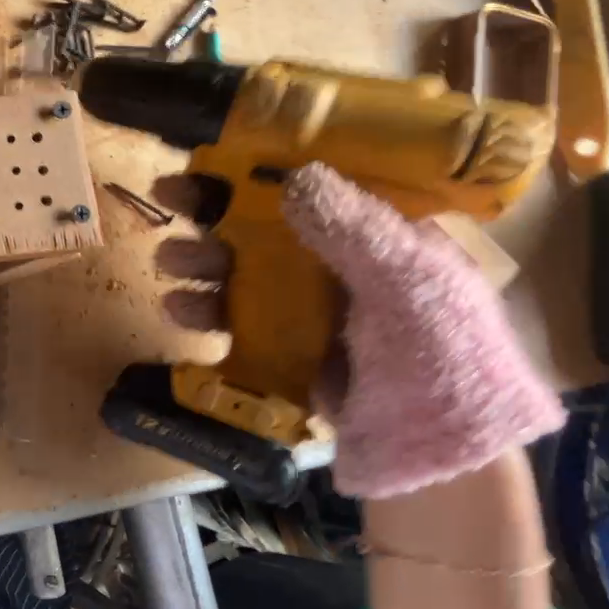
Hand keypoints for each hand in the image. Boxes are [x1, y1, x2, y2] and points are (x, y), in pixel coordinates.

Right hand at [152, 163, 561, 498]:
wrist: (436, 455)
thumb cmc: (441, 359)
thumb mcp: (410, 285)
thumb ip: (355, 230)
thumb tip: (295, 176)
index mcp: (383, 236)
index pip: (321, 182)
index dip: (269, 162)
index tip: (221, 152)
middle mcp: (340, 263)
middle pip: (266, 222)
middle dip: (215, 208)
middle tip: (167, 195)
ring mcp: (308, 306)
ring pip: (240, 268)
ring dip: (200, 258)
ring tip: (170, 262)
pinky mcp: (280, 345)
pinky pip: (231, 317)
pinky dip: (202, 308)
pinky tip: (179, 309)